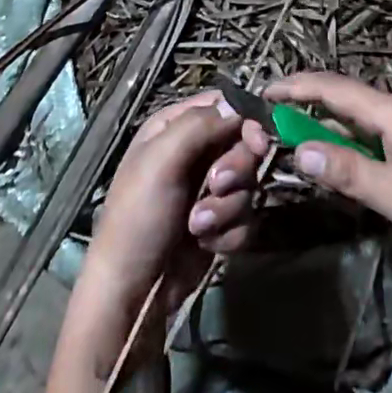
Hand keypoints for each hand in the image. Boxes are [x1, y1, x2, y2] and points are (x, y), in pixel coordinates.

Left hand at [84, 91, 271, 306]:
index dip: (245, 121)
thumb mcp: (161, 160)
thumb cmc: (140, 215)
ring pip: (248, 184)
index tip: (257, 142)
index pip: (223, 105)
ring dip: (227, 208)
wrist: (134, 287)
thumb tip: (238, 106)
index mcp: (174, 127)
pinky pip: (247, 217)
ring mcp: (207, 188)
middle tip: (215, 186)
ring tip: (197, 225)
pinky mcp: (220, 221)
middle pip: (242, 144)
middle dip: (235, 171)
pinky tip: (206, 243)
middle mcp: (194, 151)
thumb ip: (199, 126)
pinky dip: (229, 231)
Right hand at [263, 72, 391, 267]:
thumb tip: (298, 149)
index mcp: (389, 113)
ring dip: (318, 129)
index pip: (331, 87)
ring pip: (350, 122)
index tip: (260, 93)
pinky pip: (365, 140)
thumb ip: (348, 171)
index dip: (293, 86)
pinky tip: (329, 165)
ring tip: (284, 143)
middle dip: (299, 106)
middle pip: (338, 100)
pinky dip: (340, 146)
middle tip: (265, 124)